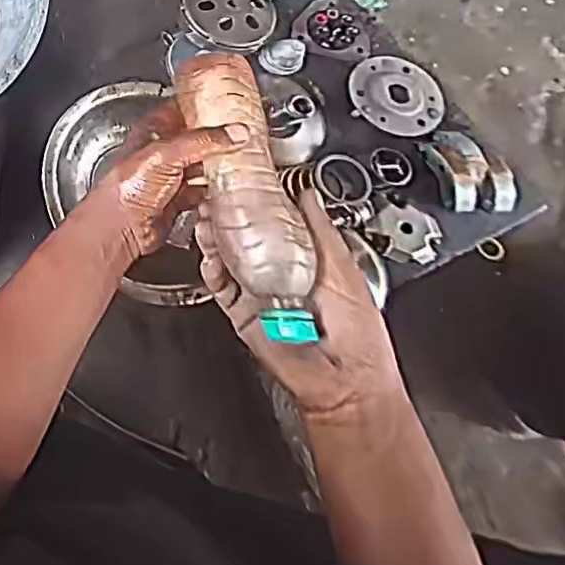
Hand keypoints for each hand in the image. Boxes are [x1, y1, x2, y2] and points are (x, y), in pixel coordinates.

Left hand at [76, 104, 247, 260]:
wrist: (120, 226)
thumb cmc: (127, 187)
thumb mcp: (167, 154)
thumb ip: (203, 141)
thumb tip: (235, 132)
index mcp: (154, 130)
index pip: (184, 108)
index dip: (206, 106)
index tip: (233, 107)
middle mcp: (161, 151)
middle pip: (197, 139)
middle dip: (219, 139)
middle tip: (243, 137)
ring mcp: (169, 176)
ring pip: (201, 166)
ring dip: (219, 166)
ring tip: (242, 163)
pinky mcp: (176, 200)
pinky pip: (202, 192)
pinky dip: (214, 192)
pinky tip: (226, 191)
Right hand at [195, 189, 403, 422]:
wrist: (345, 383)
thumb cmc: (358, 334)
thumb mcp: (343, 267)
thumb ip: (321, 231)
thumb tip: (308, 193)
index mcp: (302, 257)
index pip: (273, 220)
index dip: (255, 200)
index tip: (243, 181)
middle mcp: (276, 272)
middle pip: (242, 236)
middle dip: (225, 216)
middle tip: (215, 198)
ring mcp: (257, 291)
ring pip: (226, 257)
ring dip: (213, 237)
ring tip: (206, 219)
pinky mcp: (242, 312)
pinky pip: (219, 286)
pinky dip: (210, 269)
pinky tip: (208, 253)